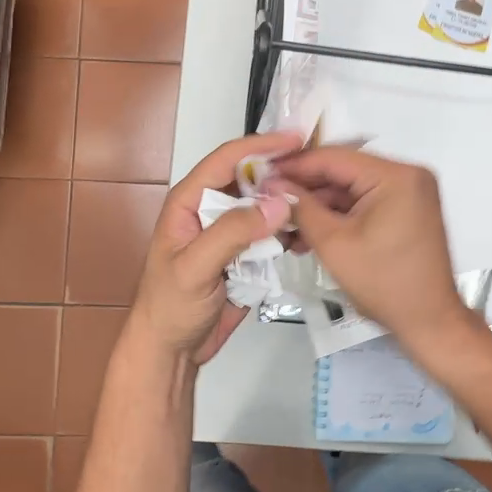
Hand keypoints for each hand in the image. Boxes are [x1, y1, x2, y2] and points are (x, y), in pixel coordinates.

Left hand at [129, 132, 300, 363]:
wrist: (171, 351)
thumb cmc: (170, 306)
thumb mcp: (196, 267)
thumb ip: (233, 233)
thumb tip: (278, 202)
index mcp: (189, 201)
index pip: (226, 160)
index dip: (260, 146)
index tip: (295, 140)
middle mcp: (210, 210)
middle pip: (250, 179)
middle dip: (281, 173)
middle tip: (317, 172)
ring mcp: (229, 234)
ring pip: (264, 207)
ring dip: (288, 204)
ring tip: (320, 201)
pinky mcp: (245, 256)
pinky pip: (270, 236)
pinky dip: (288, 233)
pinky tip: (308, 233)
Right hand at [269, 148, 482, 353]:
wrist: (429, 321)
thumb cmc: (383, 283)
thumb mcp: (333, 243)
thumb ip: (301, 207)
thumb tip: (271, 184)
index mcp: (395, 176)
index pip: (334, 158)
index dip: (294, 166)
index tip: (261, 174)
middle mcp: (407, 175)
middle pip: (343, 172)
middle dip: (305, 190)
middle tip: (267, 200)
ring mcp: (409, 193)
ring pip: (351, 189)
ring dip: (319, 207)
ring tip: (285, 226)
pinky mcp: (407, 210)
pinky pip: (365, 203)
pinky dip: (339, 216)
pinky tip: (310, 234)